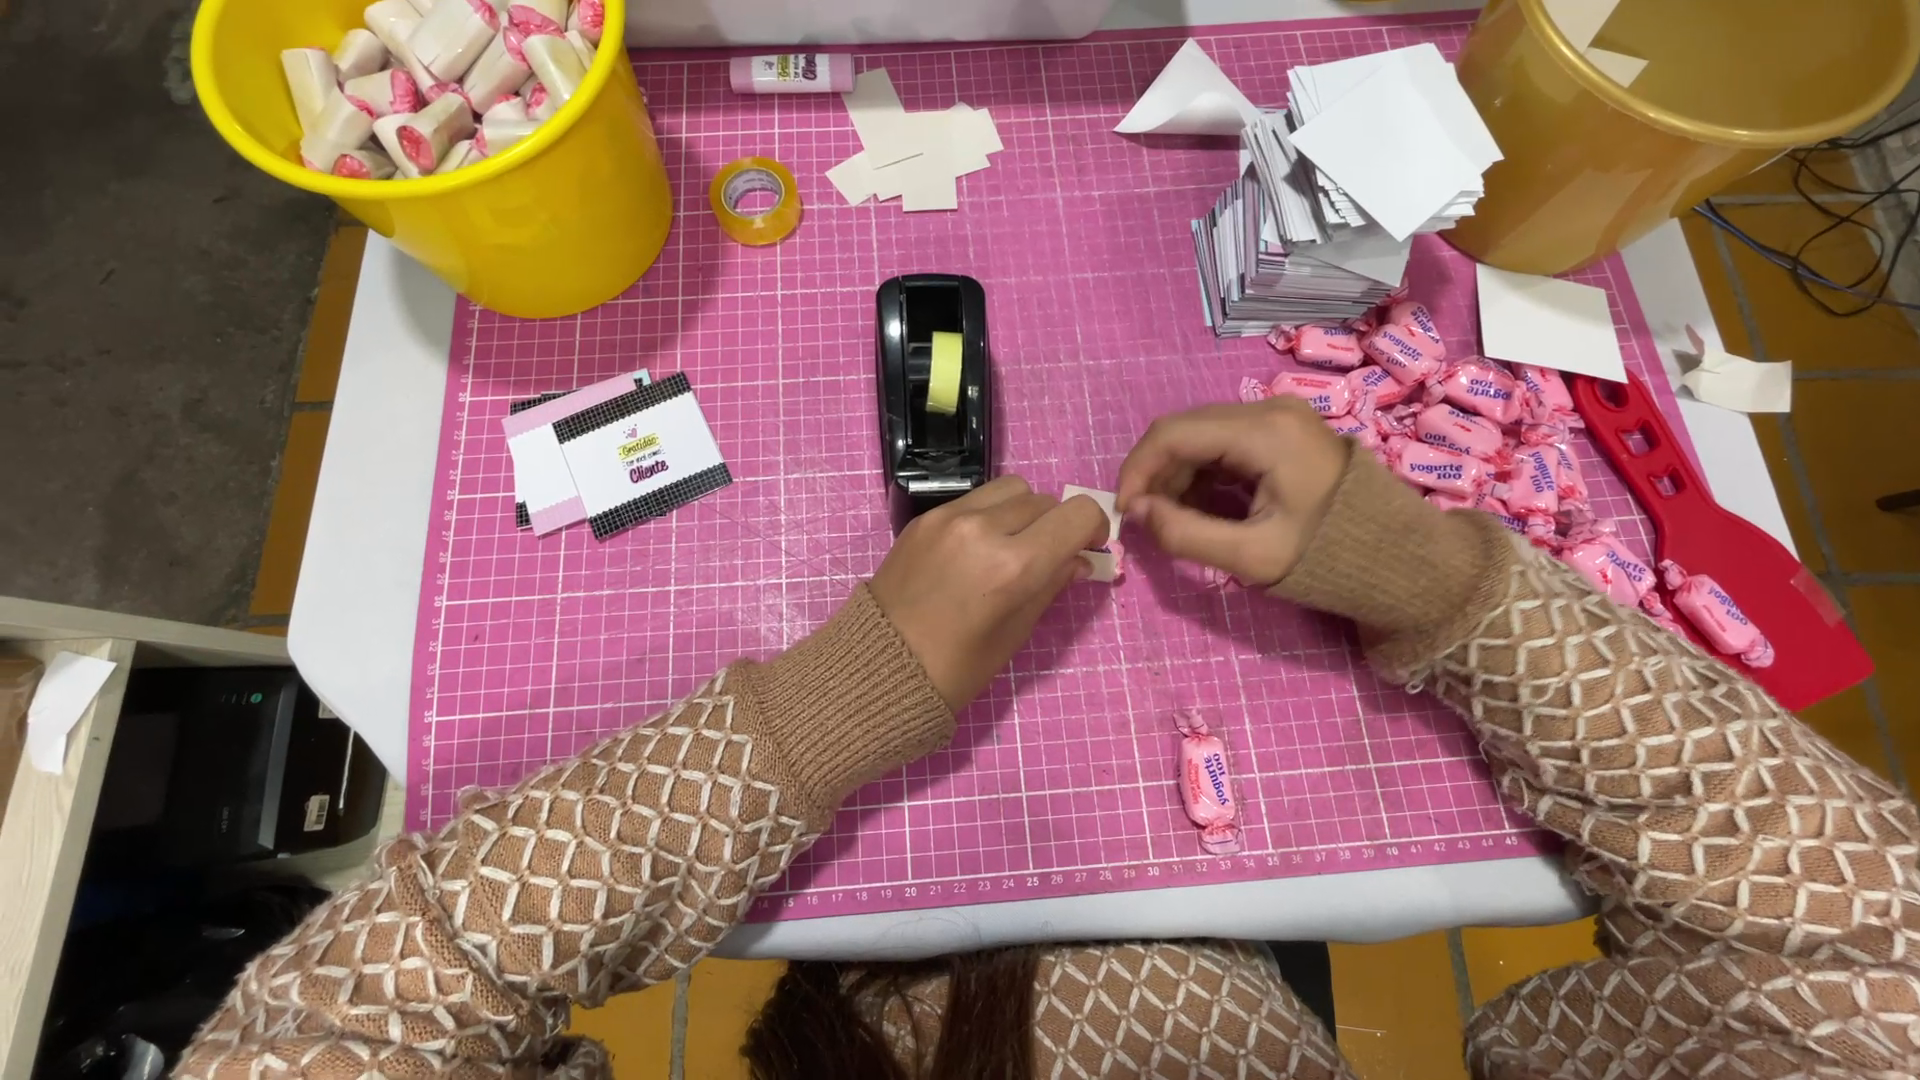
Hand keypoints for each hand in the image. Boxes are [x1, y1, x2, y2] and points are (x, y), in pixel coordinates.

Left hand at [870, 476, 1110, 711]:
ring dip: (1023, 511)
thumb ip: (1052, 585)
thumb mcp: (1017, 633)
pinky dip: (988, 514)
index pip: (1078, 514)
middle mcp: (984, 529)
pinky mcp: (925, 517)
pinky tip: (976, 548)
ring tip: (1011, 545)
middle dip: (1056, 525)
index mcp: (1014, 566)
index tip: (1087, 547)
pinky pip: (974, 499)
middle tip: (1047, 555)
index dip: (1093, 527)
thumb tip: (1079, 559)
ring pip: (1011, 489)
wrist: (879, 668)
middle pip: (1044, 500)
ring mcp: (949, 518)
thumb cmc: (957, 668)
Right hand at [1116, 397, 1347, 586]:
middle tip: (1146, 519)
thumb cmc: (1328, 559)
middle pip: (1184, 428)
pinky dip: (1199, 472)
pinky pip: (1221, 442)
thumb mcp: (1252, 557)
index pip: (1173, 433)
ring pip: (1200, 434)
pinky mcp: (1281, 430)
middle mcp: (1269, 409)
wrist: (1400, 558)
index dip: (1137, 469)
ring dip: (1175, 474)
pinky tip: (1198, 505)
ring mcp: (1277, 416)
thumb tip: (1136, 511)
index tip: (1124, 511)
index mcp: (1265, 432)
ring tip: (1172, 518)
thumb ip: (1185, 534)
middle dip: (1154, 473)